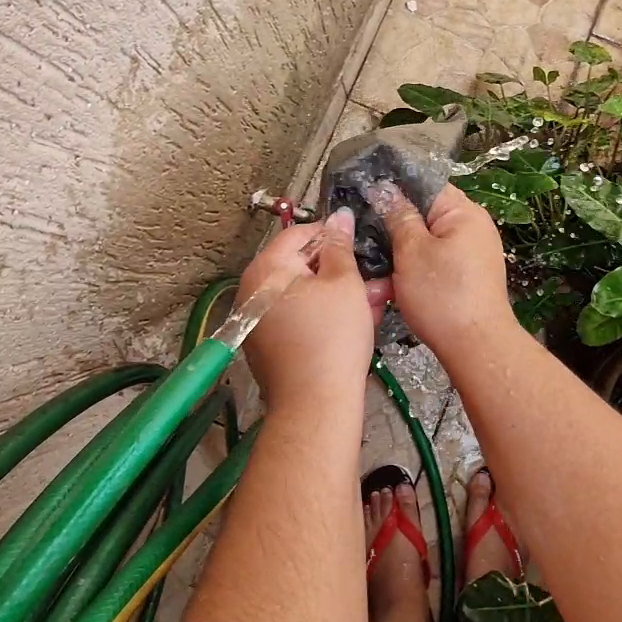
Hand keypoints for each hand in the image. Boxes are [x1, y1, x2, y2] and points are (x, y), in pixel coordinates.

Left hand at [236, 209, 378, 408]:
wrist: (316, 404)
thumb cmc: (331, 338)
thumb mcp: (345, 282)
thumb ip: (341, 244)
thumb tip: (340, 216)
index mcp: (265, 269)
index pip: (297, 233)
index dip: (330, 233)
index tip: (356, 241)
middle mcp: (252, 292)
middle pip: (298, 265)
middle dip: (336, 269)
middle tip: (368, 276)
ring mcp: (257, 321)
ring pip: (302, 294)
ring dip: (335, 293)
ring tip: (369, 302)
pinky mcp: (267, 346)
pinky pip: (297, 318)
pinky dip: (322, 316)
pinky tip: (352, 324)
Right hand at [373, 181, 515, 352]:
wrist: (476, 347)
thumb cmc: (442, 295)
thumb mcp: (411, 251)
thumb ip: (398, 216)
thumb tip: (385, 190)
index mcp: (464, 212)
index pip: (426, 184)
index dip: (395, 186)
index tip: (365, 194)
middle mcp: (473, 226)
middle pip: (427, 212)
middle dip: (397, 221)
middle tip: (365, 230)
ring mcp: (473, 251)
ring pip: (429, 239)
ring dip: (404, 248)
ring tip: (376, 257)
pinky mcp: (469, 274)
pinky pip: (437, 258)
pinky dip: (417, 265)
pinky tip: (395, 278)